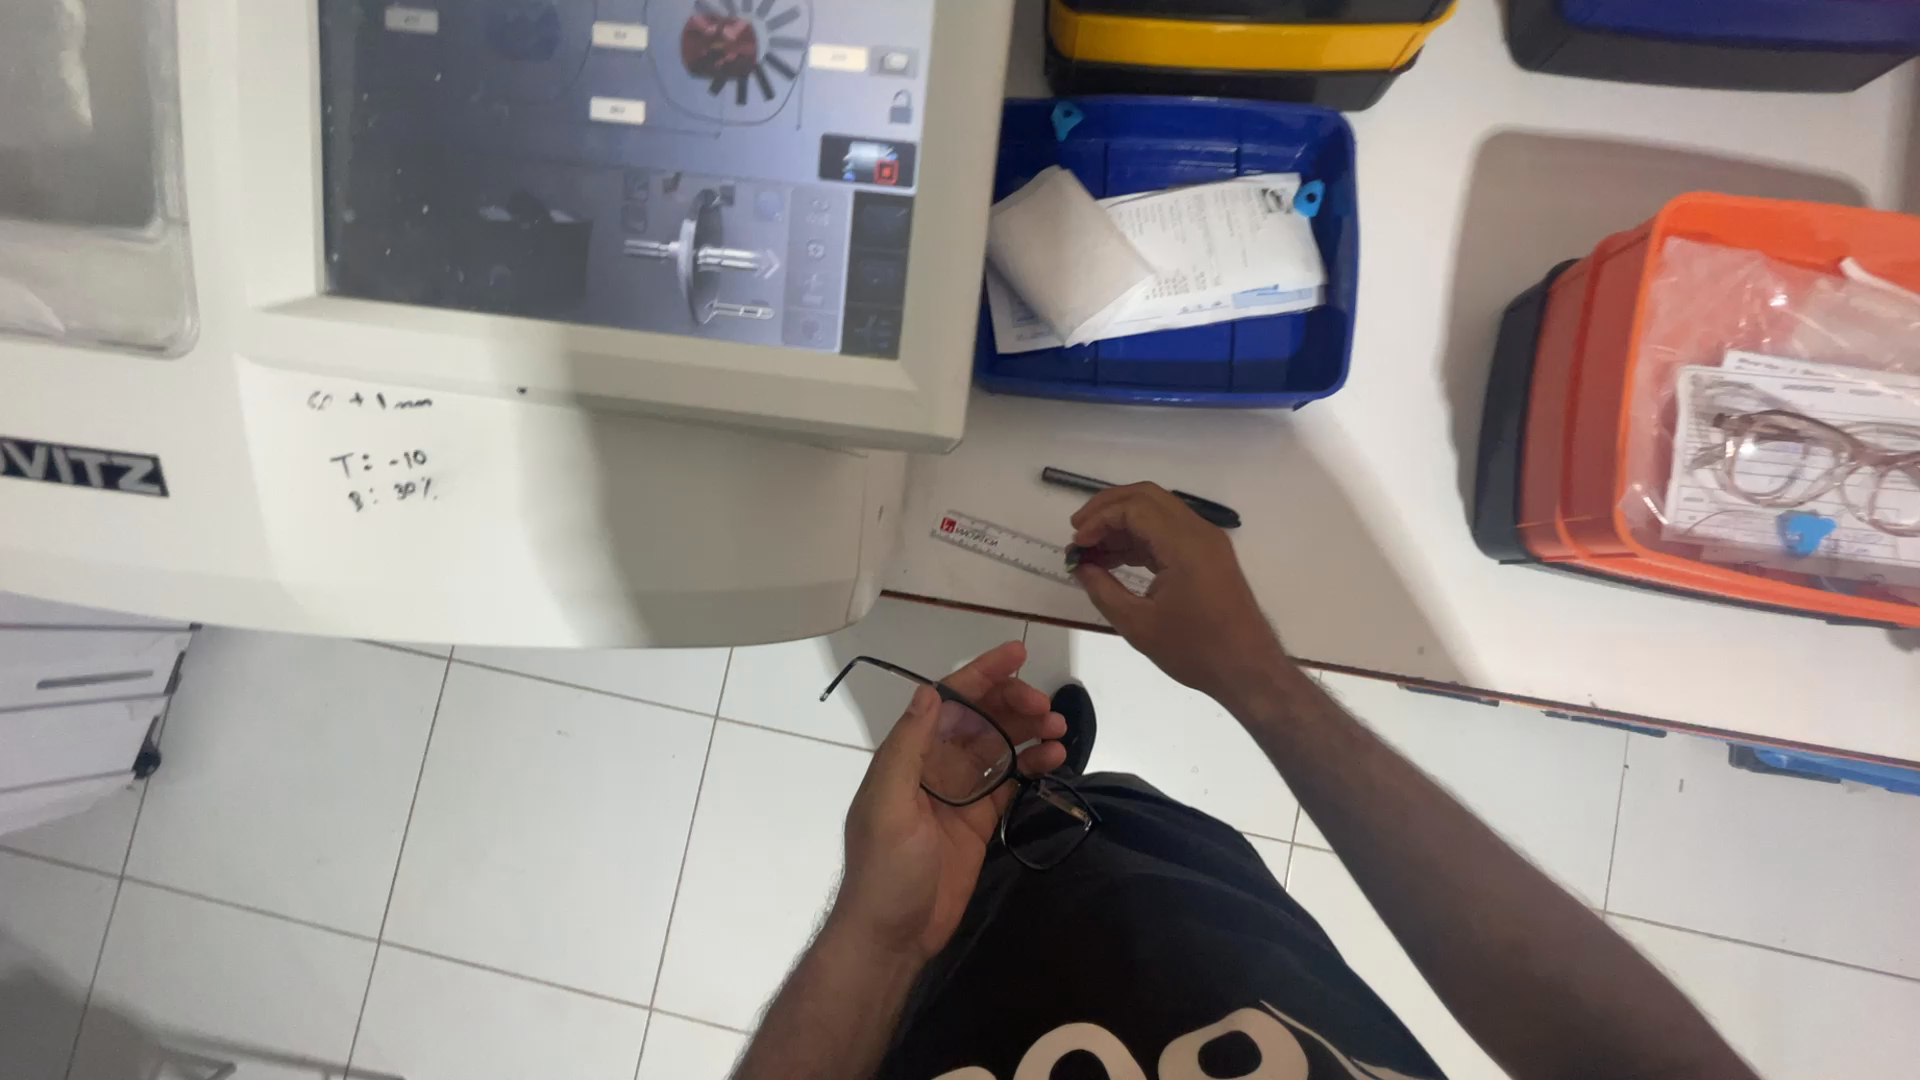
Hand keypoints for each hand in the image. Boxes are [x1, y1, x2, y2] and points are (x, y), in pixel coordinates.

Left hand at [831, 642, 1066, 965]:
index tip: (1018, 654)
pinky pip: (1009, 779)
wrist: (894, 935)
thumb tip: (930, 690)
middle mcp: (935, 762)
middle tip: (1048, 708)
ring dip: (1029, 730)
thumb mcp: (887, 802)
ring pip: (1000, 743)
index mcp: (910, 751)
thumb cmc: (886, 867)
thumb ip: (908, 745)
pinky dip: (1032, 764)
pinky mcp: (980, 817)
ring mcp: (960, 789)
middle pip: (980, 716)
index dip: (983, 672)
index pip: (950, 699)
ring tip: (1060, 728)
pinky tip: (1055, 757)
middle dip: (1014, 703)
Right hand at [1070, 483, 1288, 705]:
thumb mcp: (1138, 624)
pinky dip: (1139, 539)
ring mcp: (1205, 542)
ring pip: (1156, 512)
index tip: (1076, 544)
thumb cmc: (1195, 650)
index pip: (1133, 508)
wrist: (1248, 670)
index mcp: (1184, 544)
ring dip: (1121, 524)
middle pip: (1146, 497)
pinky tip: (1114, 559)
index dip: (1099, 519)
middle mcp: (1198, 532)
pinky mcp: (1206, 556)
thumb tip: (1081, 567)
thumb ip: (1103, 589)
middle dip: (1107, 509)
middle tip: (1078, 531)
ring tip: (1090, 551)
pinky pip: (1167, 532)